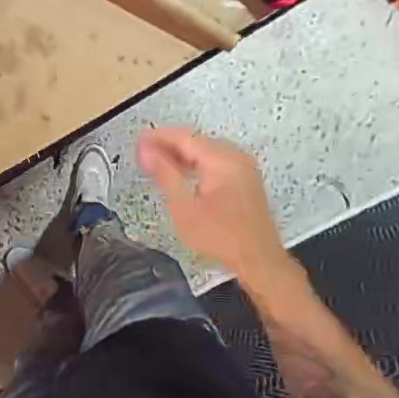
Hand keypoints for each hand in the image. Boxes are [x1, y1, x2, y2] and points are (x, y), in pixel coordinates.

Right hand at [137, 129, 302, 293]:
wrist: (257, 260)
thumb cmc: (226, 240)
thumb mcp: (184, 208)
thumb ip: (164, 174)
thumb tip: (148, 152)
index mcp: (222, 160)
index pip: (184, 137)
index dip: (158, 138)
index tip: (141, 141)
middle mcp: (236, 158)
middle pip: (195, 140)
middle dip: (168, 144)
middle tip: (146, 152)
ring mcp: (244, 166)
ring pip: (206, 149)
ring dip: (182, 153)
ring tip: (159, 162)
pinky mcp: (245, 177)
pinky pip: (217, 159)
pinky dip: (197, 162)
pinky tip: (184, 172)